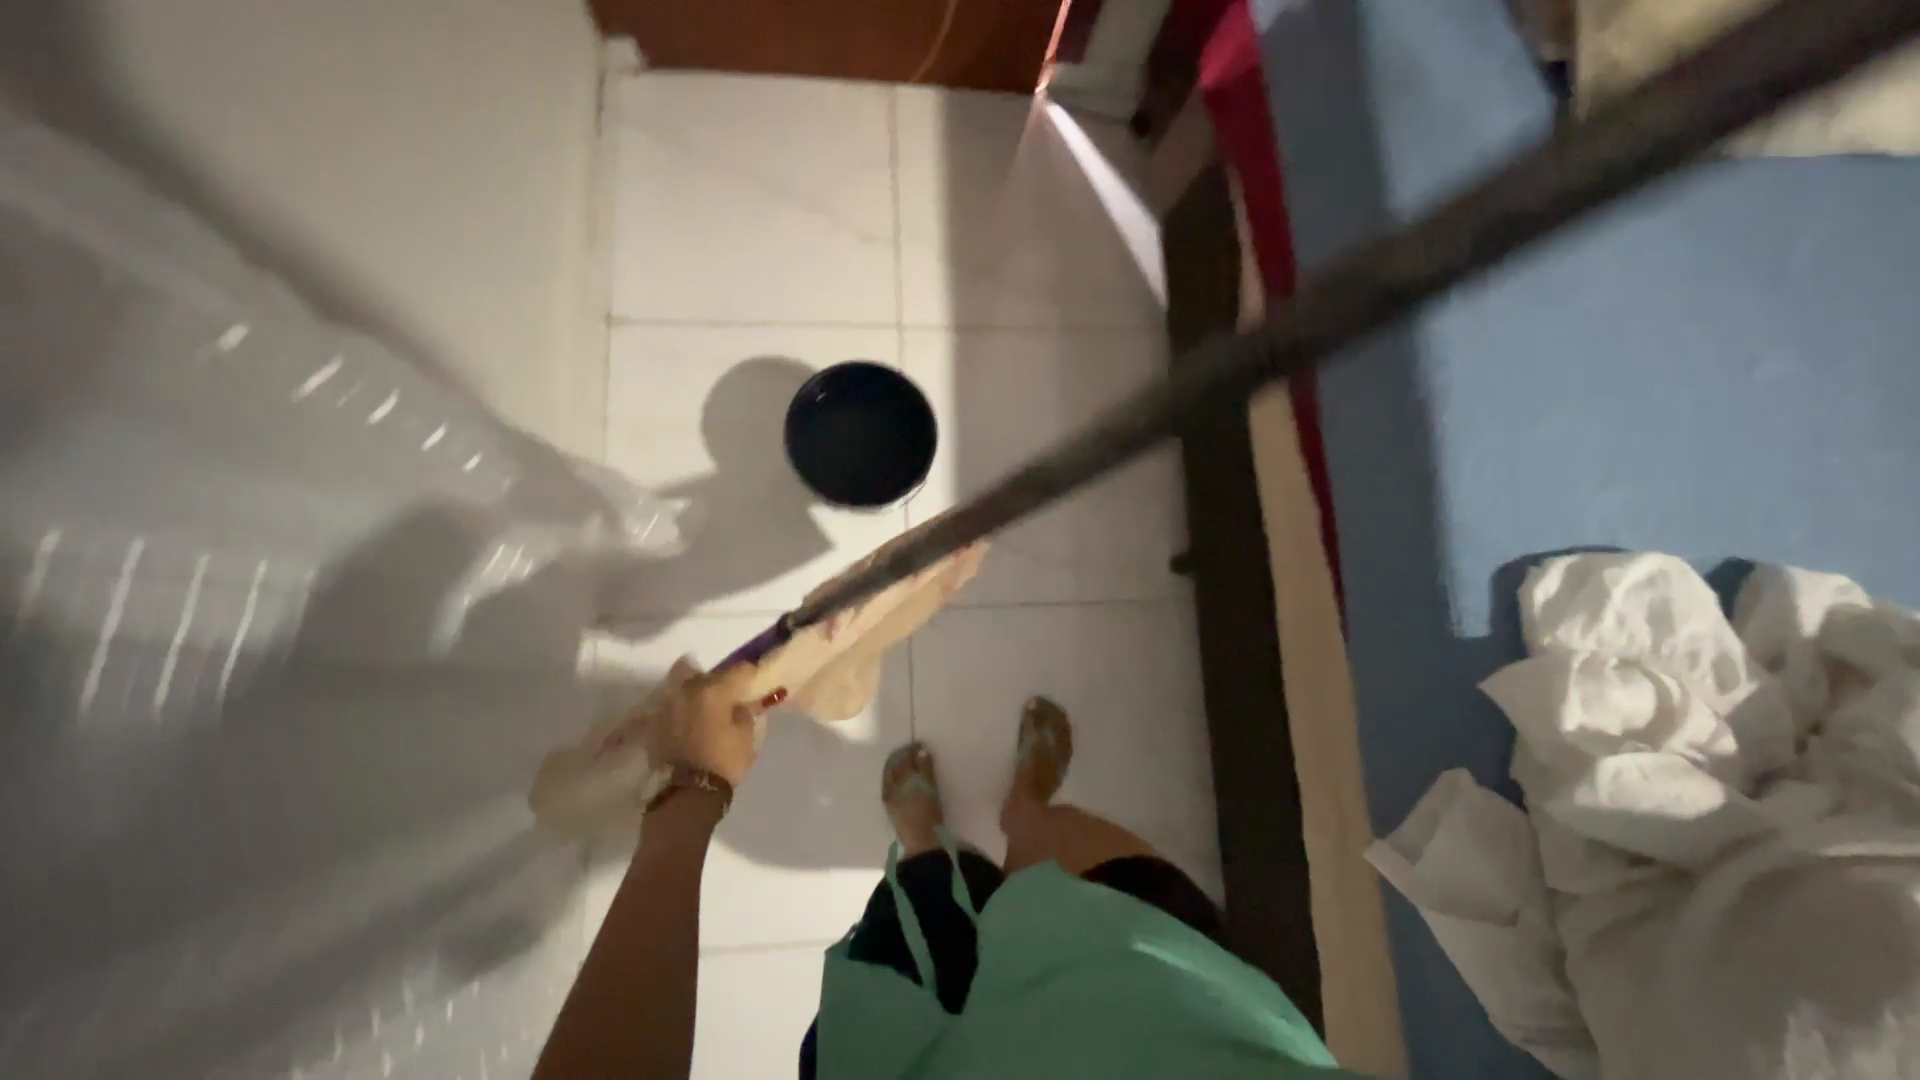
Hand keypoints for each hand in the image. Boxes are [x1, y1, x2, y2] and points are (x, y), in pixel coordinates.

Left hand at [642, 659, 760, 787]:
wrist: (686, 794)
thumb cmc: (723, 762)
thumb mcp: (746, 737)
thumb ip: (744, 712)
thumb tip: (739, 704)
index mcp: (713, 689)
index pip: (739, 669)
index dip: (751, 674)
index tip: (756, 682)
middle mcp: (687, 690)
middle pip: (706, 674)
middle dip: (719, 681)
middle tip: (729, 695)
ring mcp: (667, 705)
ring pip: (684, 687)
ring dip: (697, 693)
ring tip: (707, 707)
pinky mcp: (654, 722)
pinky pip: (673, 706)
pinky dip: (683, 709)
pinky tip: (690, 721)